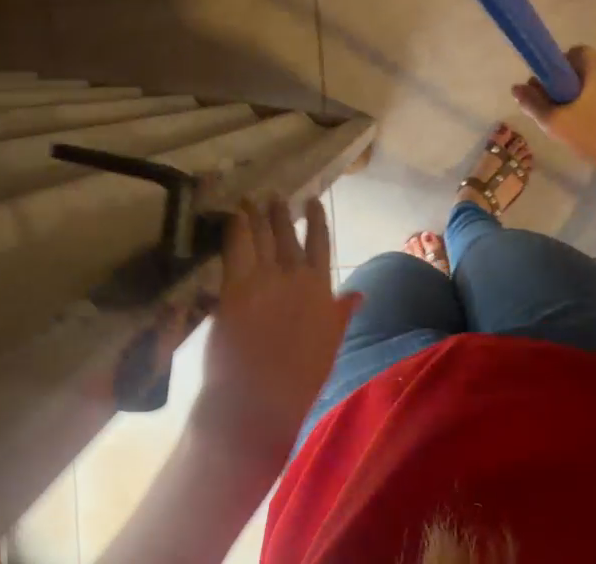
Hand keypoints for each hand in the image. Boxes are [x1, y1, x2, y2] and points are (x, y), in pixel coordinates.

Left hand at [195, 195, 359, 460]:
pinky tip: (235, 215)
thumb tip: (359, 294)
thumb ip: (341, 314)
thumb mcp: (330, 344)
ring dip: (258, 215)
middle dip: (281, 213)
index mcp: (320, 291)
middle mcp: (294, 277)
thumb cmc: (299, 381)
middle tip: (276, 195)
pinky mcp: (235, 285)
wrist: (260, 401)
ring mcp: (264, 278)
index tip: (313, 201)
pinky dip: (237, 228)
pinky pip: (237, 247)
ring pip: (262, 236)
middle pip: (287, 235)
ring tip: (254, 198)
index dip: (316, 221)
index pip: (320, 245)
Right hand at [512, 46, 595, 179]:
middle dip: (559, 90)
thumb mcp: (556, 122)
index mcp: (591, 61)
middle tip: (555, 115)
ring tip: (572, 128)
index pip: (558, 56)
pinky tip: (590, 133)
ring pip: (585, 87)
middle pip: (571, 71)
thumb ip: (532, 104)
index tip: (543, 98)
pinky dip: (590, 110)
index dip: (546, 75)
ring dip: (574, 103)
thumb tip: (516, 88)